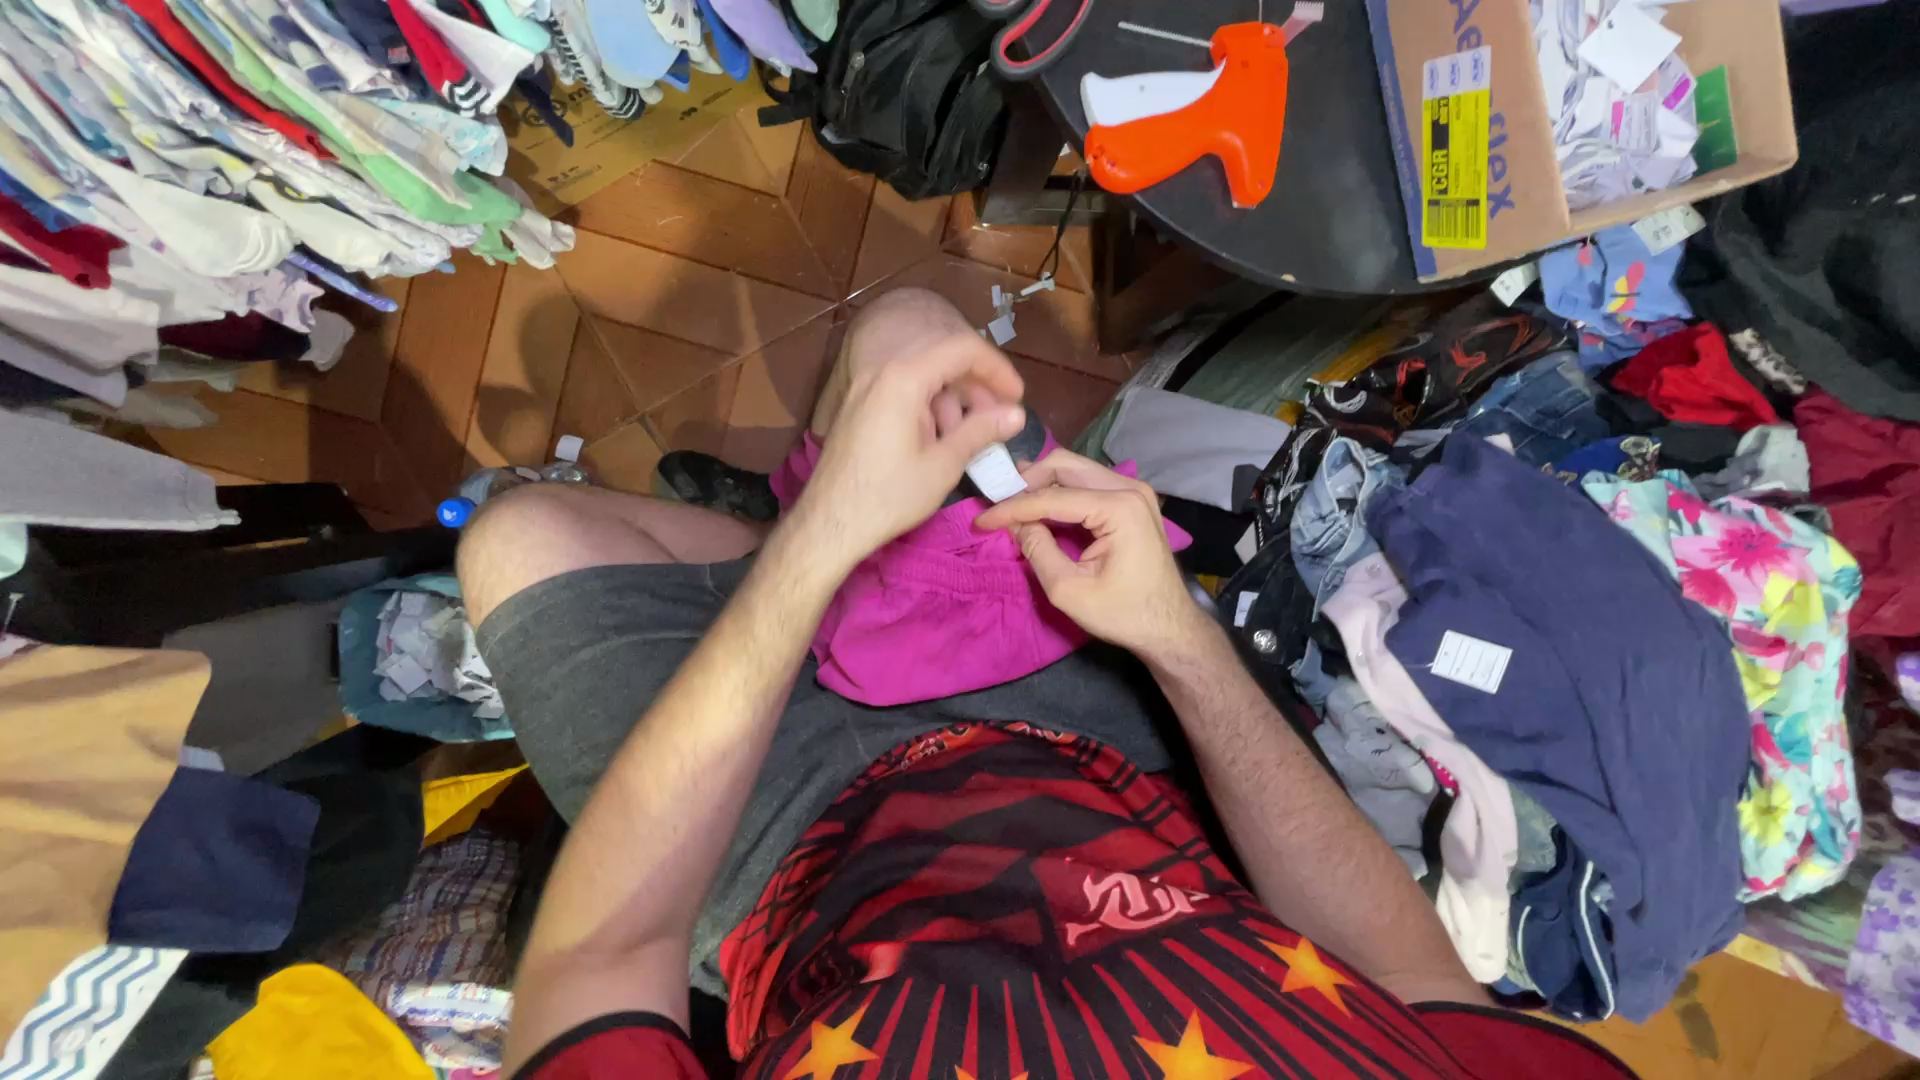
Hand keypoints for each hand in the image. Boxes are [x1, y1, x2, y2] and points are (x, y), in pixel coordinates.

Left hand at [788, 333, 1025, 566]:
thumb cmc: (889, 496)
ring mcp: (865, 388)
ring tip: (969, 438)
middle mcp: (881, 372)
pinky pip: (903, 392)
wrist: (830, 524)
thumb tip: (1016, 414)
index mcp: (904, 378)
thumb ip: (981, 431)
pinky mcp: (858, 407)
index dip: (998, 369)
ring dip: (953, 401)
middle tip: (999, 420)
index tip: (1017, 397)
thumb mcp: (943, 465)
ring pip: (923, 378)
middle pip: (942, 360)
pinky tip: (939, 441)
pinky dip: (929, 408)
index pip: (963, 349)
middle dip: (976, 387)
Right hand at [975, 449, 1210, 660]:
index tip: (980, 520)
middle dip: (1026, 483)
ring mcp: (1134, 490)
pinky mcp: (1132, 500)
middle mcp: (1129, 487)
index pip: (1052, 496)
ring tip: (1011, 503)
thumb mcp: (1068, 589)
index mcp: (1119, 507)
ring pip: (1074, 469)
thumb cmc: (1122, 613)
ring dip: (1041, 484)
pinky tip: (1039, 507)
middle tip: (997, 504)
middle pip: (1064, 465)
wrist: (1169, 626)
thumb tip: (1014, 524)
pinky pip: (1087, 483)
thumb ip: (1038, 550)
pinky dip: (1059, 491)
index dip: (1012, 508)